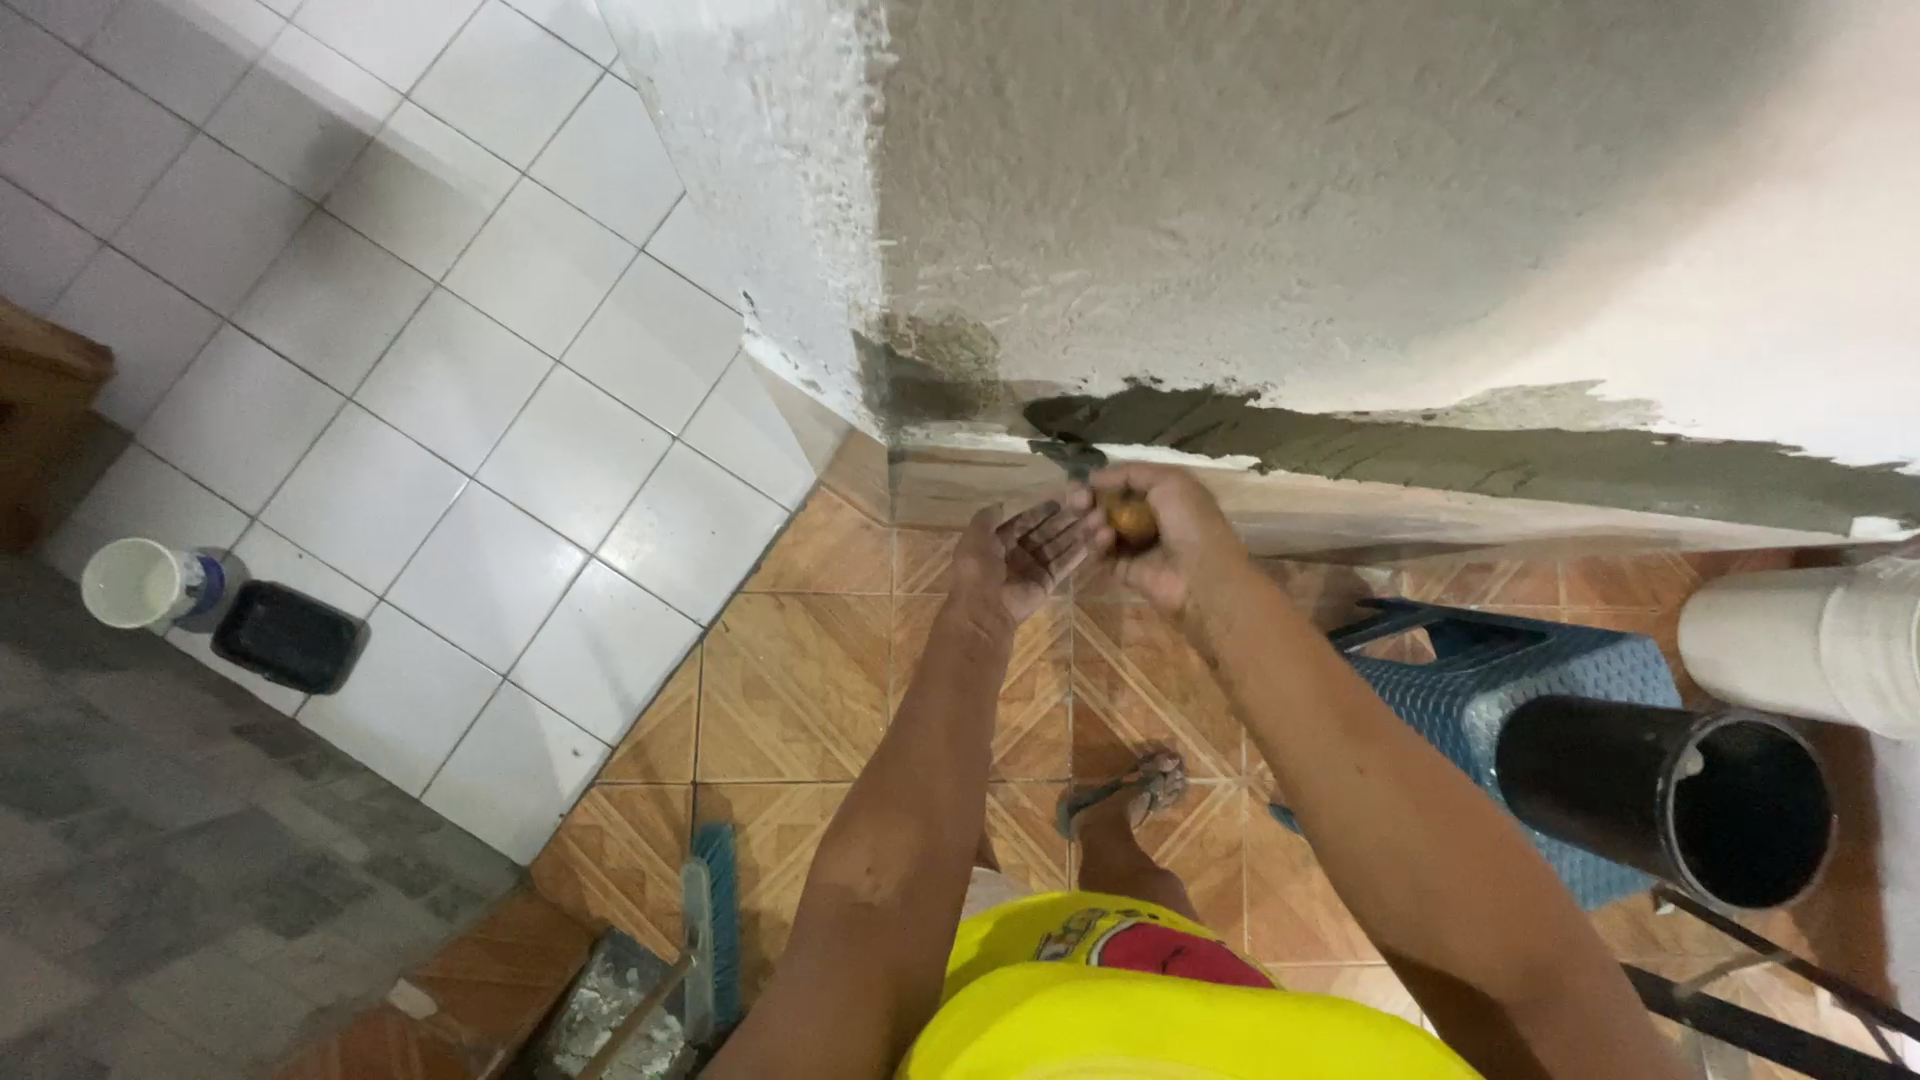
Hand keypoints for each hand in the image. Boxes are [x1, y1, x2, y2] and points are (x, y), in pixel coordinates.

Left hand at [950, 499, 1086, 624]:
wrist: (984, 608)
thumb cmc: (977, 569)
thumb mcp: (975, 537)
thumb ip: (987, 519)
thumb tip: (1001, 504)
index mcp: (997, 543)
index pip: (1023, 524)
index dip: (1040, 513)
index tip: (1059, 501)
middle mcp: (1016, 555)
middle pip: (1043, 534)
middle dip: (1062, 521)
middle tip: (1085, 507)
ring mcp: (1032, 570)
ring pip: (1057, 547)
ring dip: (1075, 533)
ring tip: (1097, 519)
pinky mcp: (1046, 584)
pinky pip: (1063, 565)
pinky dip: (1077, 553)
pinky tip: (1095, 539)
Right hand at [1072, 463, 1248, 617]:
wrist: (1200, 576)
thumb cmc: (1191, 522)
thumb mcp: (1170, 482)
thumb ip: (1130, 473)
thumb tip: (1093, 477)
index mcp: (1164, 495)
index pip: (1124, 483)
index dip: (1102, 481)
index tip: (1084, 482)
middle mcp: (1148, 518)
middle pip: (1107, 504)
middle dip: (1089, 500)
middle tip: (1079, 502)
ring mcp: (1135, 545)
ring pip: (1100, 527)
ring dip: (1093, 521)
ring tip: (1098, 523)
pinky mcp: (1124, 569)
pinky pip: (1101, 553)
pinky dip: (1097, 544)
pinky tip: (1106, 539)